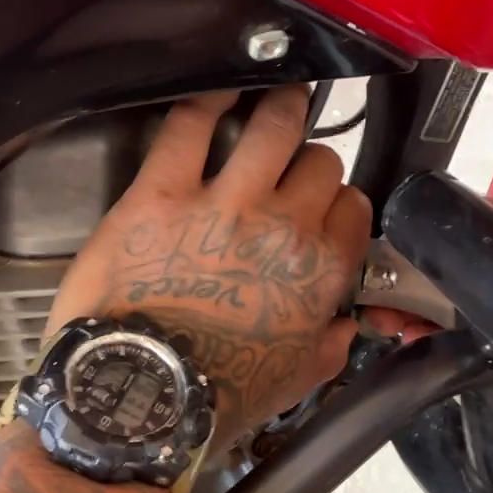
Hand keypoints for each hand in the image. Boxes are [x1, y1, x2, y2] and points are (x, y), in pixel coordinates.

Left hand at [46, 87, 371, 449]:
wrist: (139, 400)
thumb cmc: (219, 397)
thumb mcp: (297, 381)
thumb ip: (330, 345)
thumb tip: (344, 325)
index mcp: (320, 270)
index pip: (352, 205)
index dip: (339, 201)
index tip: (322, 206)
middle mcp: (284, 226)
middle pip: (319, 161)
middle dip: (310, 159)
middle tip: (291, 162)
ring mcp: (224, 203)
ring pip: (273, 126)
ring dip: (281, 107)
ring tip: (279, 99)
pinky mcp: (162, 193)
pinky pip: (191, 125)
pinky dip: (206, 100)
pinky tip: (216, 92)